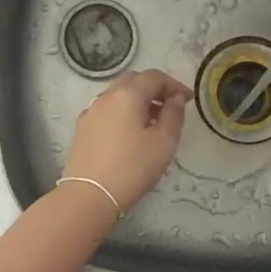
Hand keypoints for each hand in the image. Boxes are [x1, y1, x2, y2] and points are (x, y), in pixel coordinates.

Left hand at [62, 69, 192, 212]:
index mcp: (128, 94)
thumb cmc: (133, 167)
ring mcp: (90, 112)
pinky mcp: (82, 129)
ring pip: (117, 96)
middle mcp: (106, 97)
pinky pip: (106, 111)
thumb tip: (175, 99)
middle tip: (169, 107)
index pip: (154, 77)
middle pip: (133, 81)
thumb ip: (174, 115)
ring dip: (137, 101)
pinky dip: (122, 113)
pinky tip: (128, 134)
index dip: (174, 85)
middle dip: (154, 89)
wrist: (91, 194)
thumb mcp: (164, 142)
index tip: (188, 100)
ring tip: (152, 122)